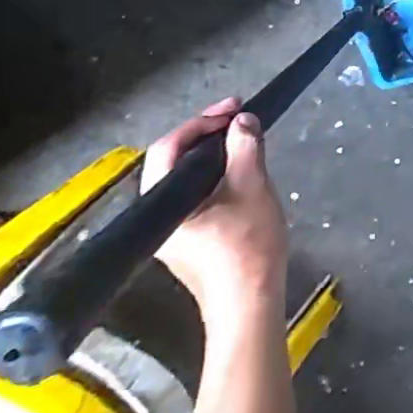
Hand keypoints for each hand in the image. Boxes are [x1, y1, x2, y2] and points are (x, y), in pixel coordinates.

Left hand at [141, 98, 288, 312]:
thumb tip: (243, 121)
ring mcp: (174, 229)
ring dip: (215, 154)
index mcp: (163, 201)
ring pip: (188, 177)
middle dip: (208, 134)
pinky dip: (217, 174)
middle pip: (175, 160)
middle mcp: (160, 214)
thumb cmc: (247, 246)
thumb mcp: (252, 187)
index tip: (234, 108)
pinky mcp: (191, 239)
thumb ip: (245, 147)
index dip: (201, 121)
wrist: (250, 303)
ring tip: (243, 138)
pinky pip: (198, 193)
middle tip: (239, 118)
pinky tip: (240, 169)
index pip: (169, 147)